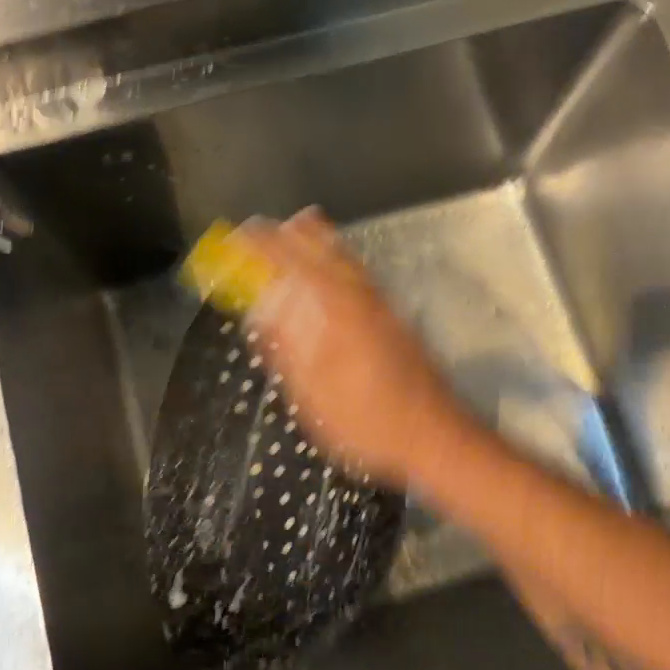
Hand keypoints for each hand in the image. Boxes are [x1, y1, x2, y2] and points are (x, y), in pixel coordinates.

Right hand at [239, 208, 476, 490]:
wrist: (435, 433)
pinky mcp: (392, 312)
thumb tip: (257, 311)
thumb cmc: (367, 421)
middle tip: (256, 240)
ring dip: (308, 244)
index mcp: (332, 306)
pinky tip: (322, 278)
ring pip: (339, 252)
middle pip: (317, 239)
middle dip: (283, 236)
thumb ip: (283, 346)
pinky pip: (354, 269)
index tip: (234, 239)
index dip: (257, 244)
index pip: (286, 255)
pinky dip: (330, 260)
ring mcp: (379, 299)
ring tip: (284, 247)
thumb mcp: (312, 393)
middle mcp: (357, 290)